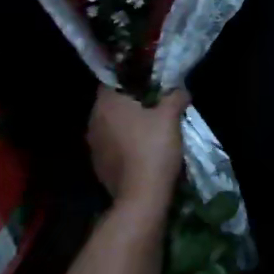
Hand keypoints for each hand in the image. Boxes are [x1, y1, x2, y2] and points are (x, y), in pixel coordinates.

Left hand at [86, 87, 188, 212]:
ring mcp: (93, 144)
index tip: (150, 83)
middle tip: (156, 103)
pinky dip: (124, 142)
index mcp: (107, 105)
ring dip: (127, 123)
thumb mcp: (171, 116)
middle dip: (131, 102)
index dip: (131, 79)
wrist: (140, 194)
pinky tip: (143, 148)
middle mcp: (93, 121)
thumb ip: (175, 97)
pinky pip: (112, 143)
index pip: (112, 81)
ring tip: (151, 126)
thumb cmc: (153, 147)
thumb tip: (179, 90)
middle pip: (112, 103)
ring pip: (111, 124)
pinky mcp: (98, 163)